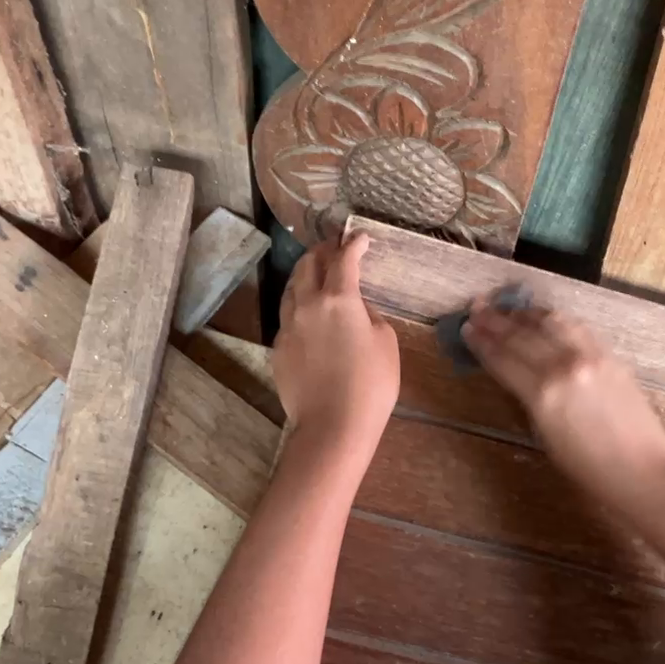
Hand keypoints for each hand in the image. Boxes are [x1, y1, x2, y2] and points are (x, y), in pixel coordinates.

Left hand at [272, 232, 399, 445]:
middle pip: (308, 265)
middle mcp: (308, 305)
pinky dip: (299, 307)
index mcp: (339, 299)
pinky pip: (287, 317)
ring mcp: (288, 326)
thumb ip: (372, 316)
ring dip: (305, 276)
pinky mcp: (278, 348)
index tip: (360, 237)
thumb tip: (358, 309)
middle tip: (334, 249)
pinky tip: (308, 316)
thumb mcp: (386, 343)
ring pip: (291, 288)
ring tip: (316, 275)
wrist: (332, 426)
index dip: (353, 244)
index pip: (344, 259)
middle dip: (322, 252)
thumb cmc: (371, 385)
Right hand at [462, 299, 664, 514]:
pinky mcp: (609, 354)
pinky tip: (544, 317)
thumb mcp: (545, 437)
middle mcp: (563, 365)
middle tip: (476, 308)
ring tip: (506, 307)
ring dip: (524, 313)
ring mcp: (589, 356)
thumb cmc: (589, 469)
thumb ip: (528, 400)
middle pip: (521, 335)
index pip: (503, 358)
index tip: (467, 328)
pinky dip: (554, 319)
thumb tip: (515, 376)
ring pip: (550, 322)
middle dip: (495, 321)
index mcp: (542, 393)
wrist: (644, 469)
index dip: (482, 342)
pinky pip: (575, 327)